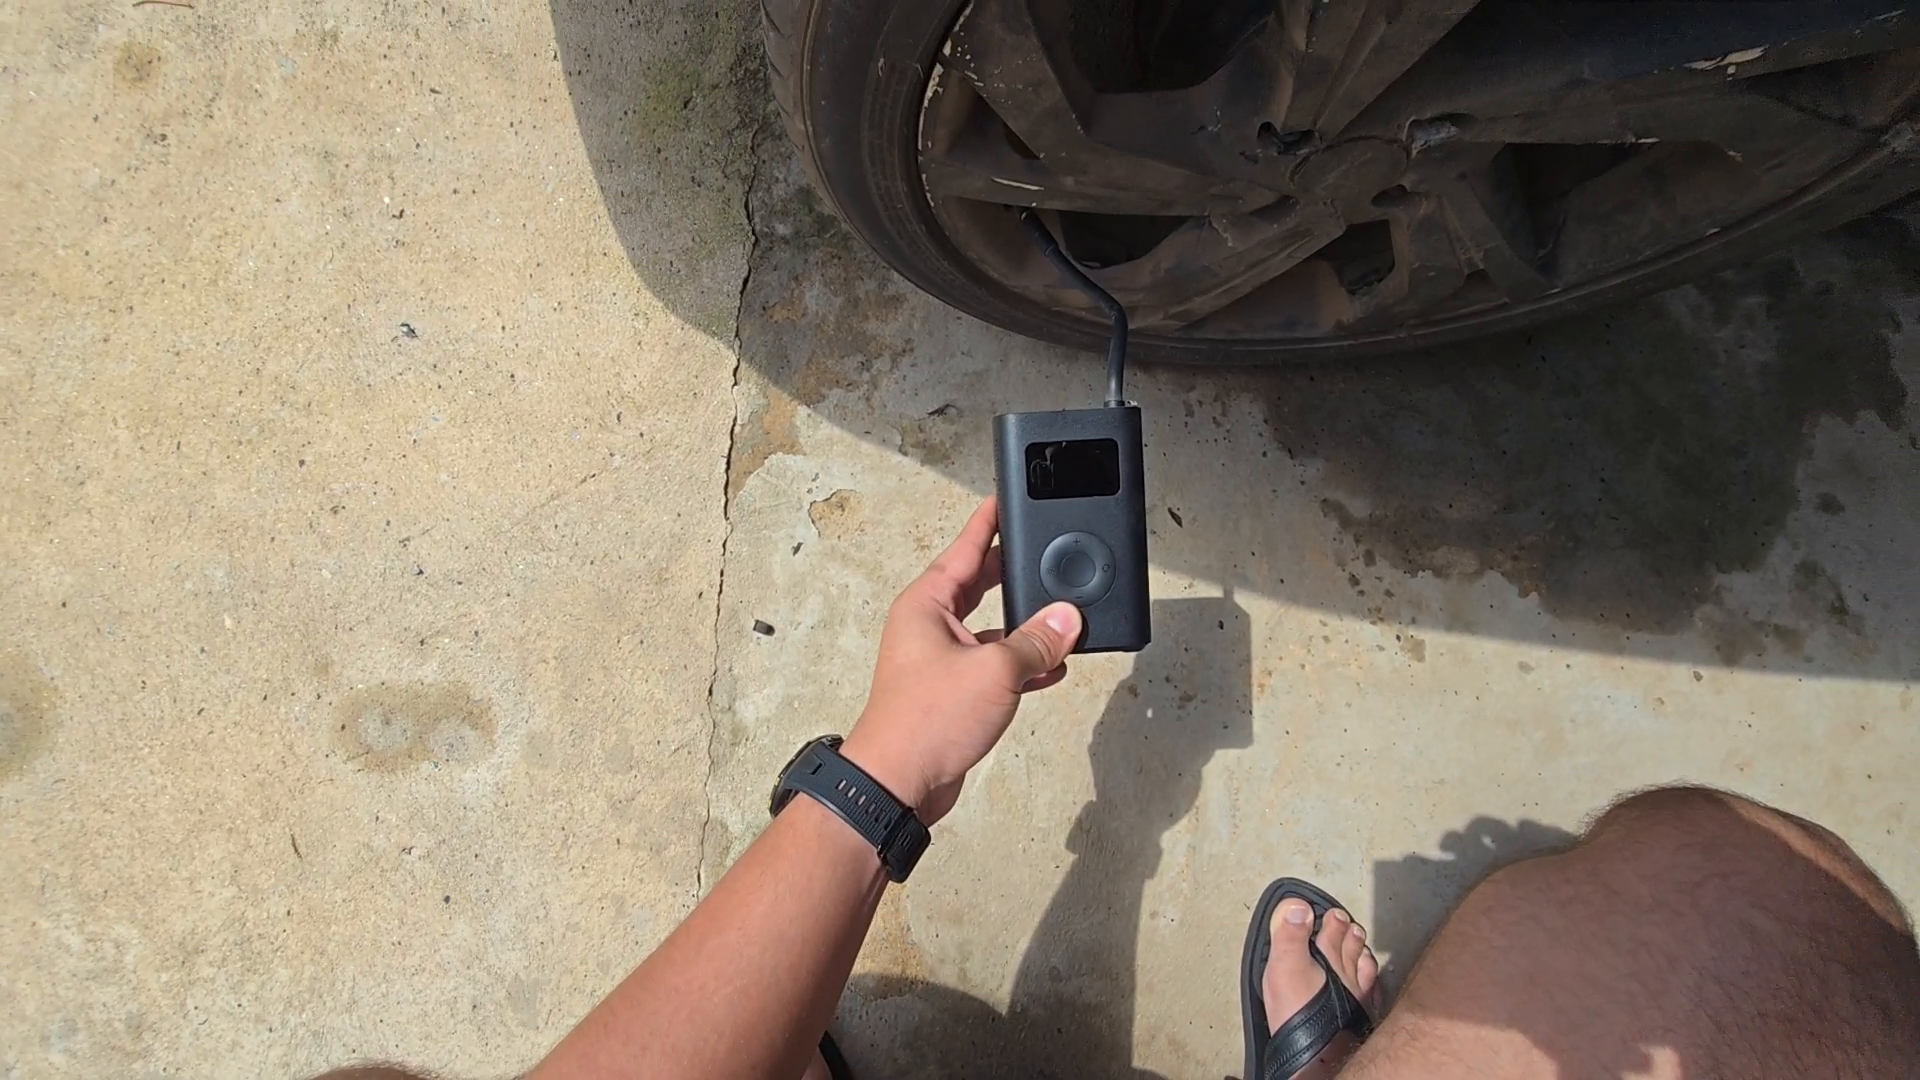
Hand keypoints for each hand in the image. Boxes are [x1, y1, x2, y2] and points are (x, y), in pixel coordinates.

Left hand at [841, 497, 1082, 825]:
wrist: (899, 783)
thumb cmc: (927, 719)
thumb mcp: (994, 670)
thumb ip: (1036, 642)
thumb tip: (1067, 620)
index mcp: (927, 604)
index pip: (964, 548)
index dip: (987, 522)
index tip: (1003, 499)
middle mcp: (930, 625)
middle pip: (977, 585)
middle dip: (1011, 572)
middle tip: (1040, 551)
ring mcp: (940, 658)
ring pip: (989, 627)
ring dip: (1023, 626)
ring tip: (1060, 615)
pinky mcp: (952, 690)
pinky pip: (992, 665)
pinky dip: (1020, 663)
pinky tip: (1051, 667)